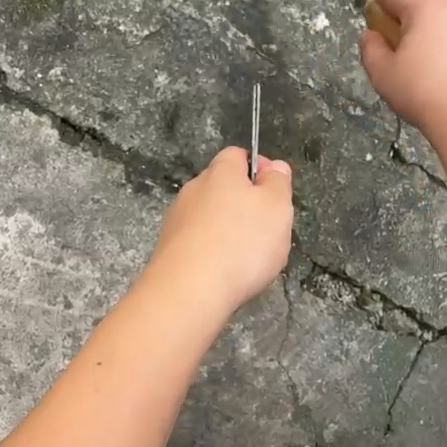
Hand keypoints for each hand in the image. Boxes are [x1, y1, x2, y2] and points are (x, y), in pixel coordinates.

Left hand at [144, 147, 292, 316]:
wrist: (188, 291)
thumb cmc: (241, 243)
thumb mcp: (277, 207)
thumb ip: (278, 183)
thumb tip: (274, 166)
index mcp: (220, 172)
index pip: (238, 156)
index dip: (260, 170)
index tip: (276, 194)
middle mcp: (193, 190)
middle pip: (223, 189)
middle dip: (245, 206)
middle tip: (266, 233)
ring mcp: (177, 220)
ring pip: (210, 219)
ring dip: (227, 232)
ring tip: (245, 260)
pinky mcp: (168, 249)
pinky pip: (198, 244)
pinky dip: (212, 253)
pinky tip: (223, 274)